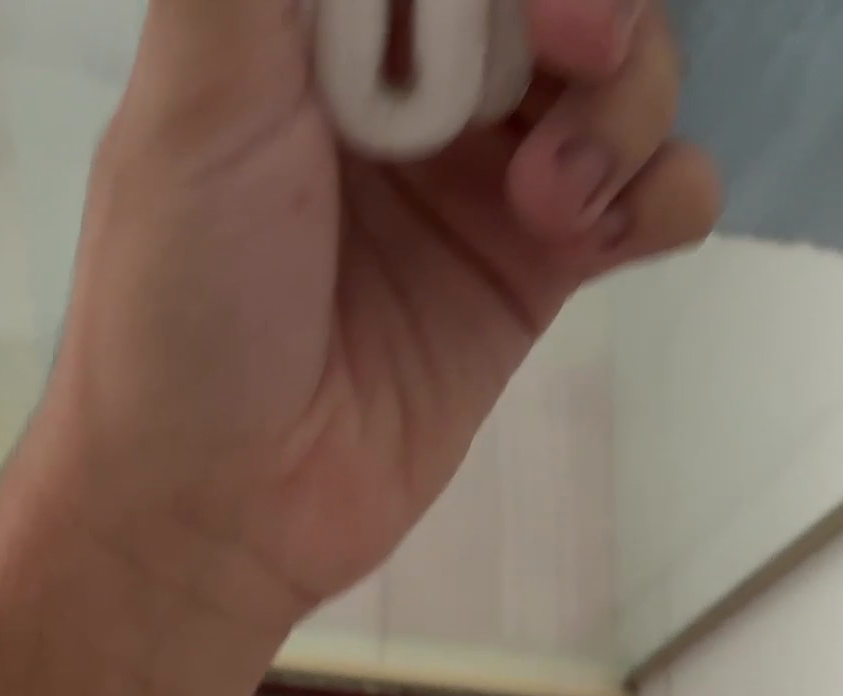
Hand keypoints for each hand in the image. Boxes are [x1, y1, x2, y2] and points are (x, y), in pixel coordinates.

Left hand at [18, 0, 719, 635]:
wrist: (215, 503)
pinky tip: (616, 228)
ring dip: (621, 103)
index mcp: (303, 44)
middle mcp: (394, 103)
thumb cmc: (184, 309)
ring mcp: (467, 192)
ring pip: (611, 75)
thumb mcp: (194, 103)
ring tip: (552, 198)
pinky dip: (657, 189)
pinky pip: (639, 195)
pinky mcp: (522, 281)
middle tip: (572, 45)